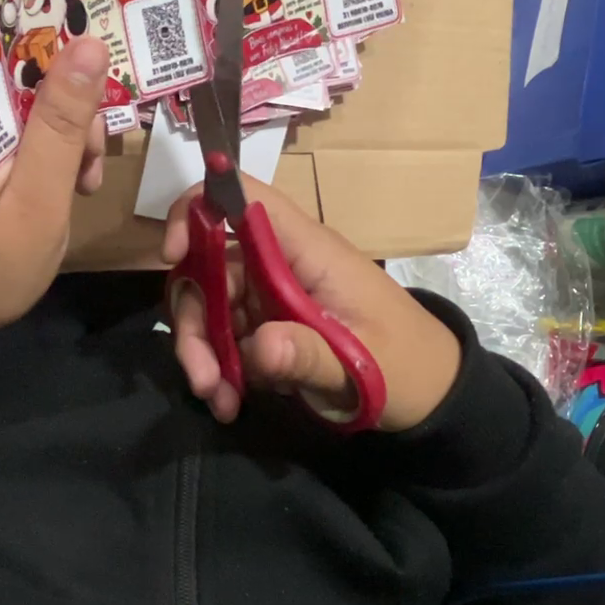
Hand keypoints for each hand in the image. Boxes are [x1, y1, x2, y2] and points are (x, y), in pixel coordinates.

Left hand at [0, 37, 109, 354]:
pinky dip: (52, 161)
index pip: (21, 53)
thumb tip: (88, 43)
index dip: (73, 67)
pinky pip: (23, 143)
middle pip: (32, 82)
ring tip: (85, 184)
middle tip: (93, 166)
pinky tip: (69, 188)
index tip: (105, 110)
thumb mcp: (37, 200)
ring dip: (70, 143)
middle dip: (77, 117)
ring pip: (34, 115)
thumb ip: (60, 128)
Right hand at [161, 177, 461, 432]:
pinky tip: (229, 404)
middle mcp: (278, 265)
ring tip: (218, 401)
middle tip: (201, 379)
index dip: (199, 210)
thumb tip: (256, 349)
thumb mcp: (361, 365)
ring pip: (208, 307)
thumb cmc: (406, 364)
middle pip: (209, 267)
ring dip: (202, 353)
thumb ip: (310, 356)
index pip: (245, 200)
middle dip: (193, 320)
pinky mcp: (265, 327)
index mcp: (306, 251)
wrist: (431, 393)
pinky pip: (223, 338)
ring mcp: (268, 296)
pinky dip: (218, 370)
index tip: (173, 254)